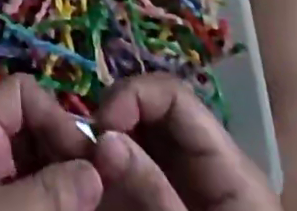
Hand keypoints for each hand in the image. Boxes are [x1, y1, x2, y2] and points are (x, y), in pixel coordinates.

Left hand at [0, 75, 101, 210]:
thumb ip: (49, 192)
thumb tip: (95, 171)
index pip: (21, 95)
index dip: (56, 117)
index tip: (86, 161)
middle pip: (36, 132)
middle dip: (70, 156)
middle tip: (105, 190)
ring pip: (40, 169)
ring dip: (69, 186)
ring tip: (99, 206)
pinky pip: (34, 200)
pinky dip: (57, 205)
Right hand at [92, 76, 277, 210]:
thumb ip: (156, 191)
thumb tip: (105, 138)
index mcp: (227, 166)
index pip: (174, 96)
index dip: (132, 96)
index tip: (100, 128)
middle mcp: (200, 167)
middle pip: (145, 114)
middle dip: (107, 121)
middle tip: (75, 150)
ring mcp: (176, 189)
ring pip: (128, 142)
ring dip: (94, 146)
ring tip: (68, 160)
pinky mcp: (154, 207)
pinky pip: (123, 175)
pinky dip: (96, 173)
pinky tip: (78, 183)